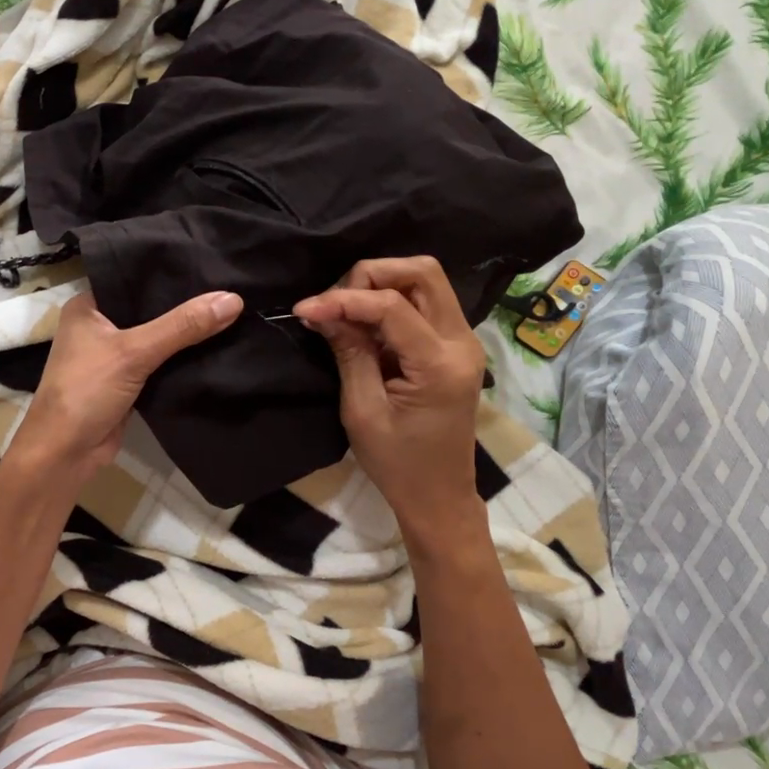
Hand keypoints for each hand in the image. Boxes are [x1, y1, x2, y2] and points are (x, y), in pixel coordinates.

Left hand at [9, 289, 242, 479]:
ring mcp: (113, 356)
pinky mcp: (128, 382)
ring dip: (186, 333)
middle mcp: (99, 326)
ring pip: (157, 337)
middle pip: (149, 308)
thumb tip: (234, 299)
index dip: (170, 270)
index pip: (134, 279)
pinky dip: (182, 358)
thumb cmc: (86, 390)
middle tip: (230, 286)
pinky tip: (217, 345)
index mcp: (88, 306)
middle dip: (184, 304)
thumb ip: (183, 326)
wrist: (66, 453)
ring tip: (234, 309)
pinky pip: (160, 362)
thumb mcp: (134, 351)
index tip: (211, 259)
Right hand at [293, 257, 486, 530]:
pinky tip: (360, 323)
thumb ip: (349, 352)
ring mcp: (463, 342)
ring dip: (381, 285)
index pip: (391, 306)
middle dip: (371, 275)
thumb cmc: (397, 463)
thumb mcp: (362, 410)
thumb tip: (322, 310)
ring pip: (425, 282)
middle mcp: (461, 342)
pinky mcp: (453, 347)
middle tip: (333, 302)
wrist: (437, 494)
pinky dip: (389, 302)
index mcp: (439, 364)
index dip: (343, 299)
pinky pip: (424, 303)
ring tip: (343, 312)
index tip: (304, 309)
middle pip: (422, 273)